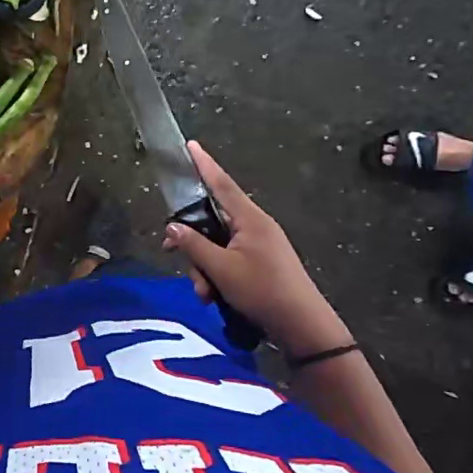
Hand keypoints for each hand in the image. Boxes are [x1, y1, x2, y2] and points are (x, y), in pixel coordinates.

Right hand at [162, 141, 349, 353]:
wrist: (302, 326)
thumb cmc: (262, 291)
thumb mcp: (221, 269)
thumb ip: (193, 245)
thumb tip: (172, 227)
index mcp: (250, 219)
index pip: (222, 184)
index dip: (204, 165)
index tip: (190, 145)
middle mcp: (255, 226)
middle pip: (211, 222)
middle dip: (192, 243)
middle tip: (170, 254)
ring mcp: (258, 245)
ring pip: (216, 245)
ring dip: (204, 267)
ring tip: (205, 293)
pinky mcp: (259, 263)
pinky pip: (227, 259)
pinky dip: (216, 275)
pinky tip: (214, 297)